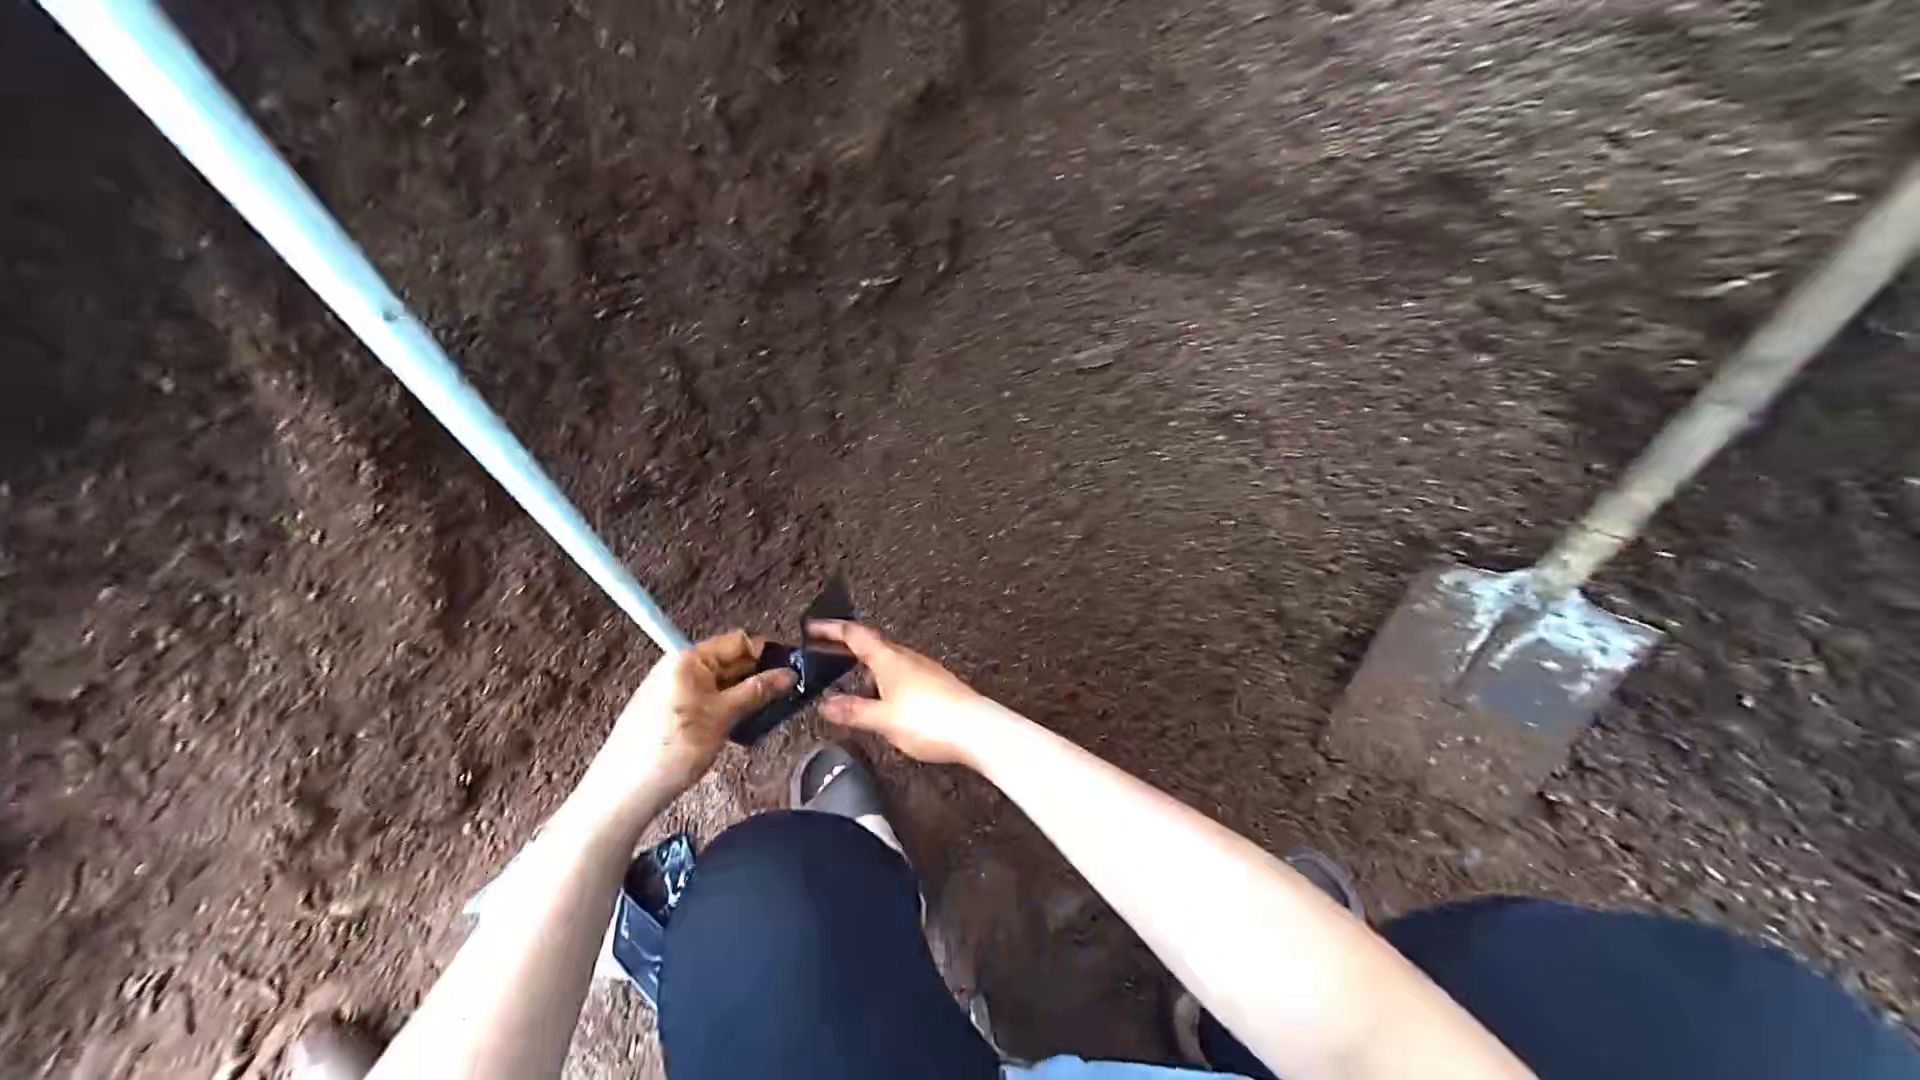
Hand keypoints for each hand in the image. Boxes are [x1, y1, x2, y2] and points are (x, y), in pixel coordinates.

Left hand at [578, 631, 794, 816]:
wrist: (622, 793)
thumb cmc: (669, 750)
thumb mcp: (723, 717)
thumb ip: (758, 691)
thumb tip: (789, 674)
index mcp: (688, 658)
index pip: (739, 641)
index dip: (767, 654)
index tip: (793, 670)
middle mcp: (679, 667)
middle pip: (730, 661)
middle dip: (758, 676)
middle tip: (788, 694)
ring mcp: (673, 689)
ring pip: (721, 683)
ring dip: (744, 695)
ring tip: (768, 713)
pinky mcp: (670, 711)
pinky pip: (708, 699)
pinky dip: (727, 708)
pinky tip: (741, 726)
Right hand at [808, 621, 1008, 767]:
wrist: (978, 730)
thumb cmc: (931, 720)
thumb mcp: (883, 719)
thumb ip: (853, 711)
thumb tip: (827, 704)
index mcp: (889, 659)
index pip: (855, 634)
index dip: (832, 629)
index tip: (813, 627)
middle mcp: (907, 658)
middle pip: (873, 646)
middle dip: (848, 651)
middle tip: (828, 657)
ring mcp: (924, 670)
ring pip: (889, 664)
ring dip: (868, 672)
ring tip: (853, 692)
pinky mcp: (937, 685)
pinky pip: (903, 678)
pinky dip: (886, 684)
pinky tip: (886, 705)